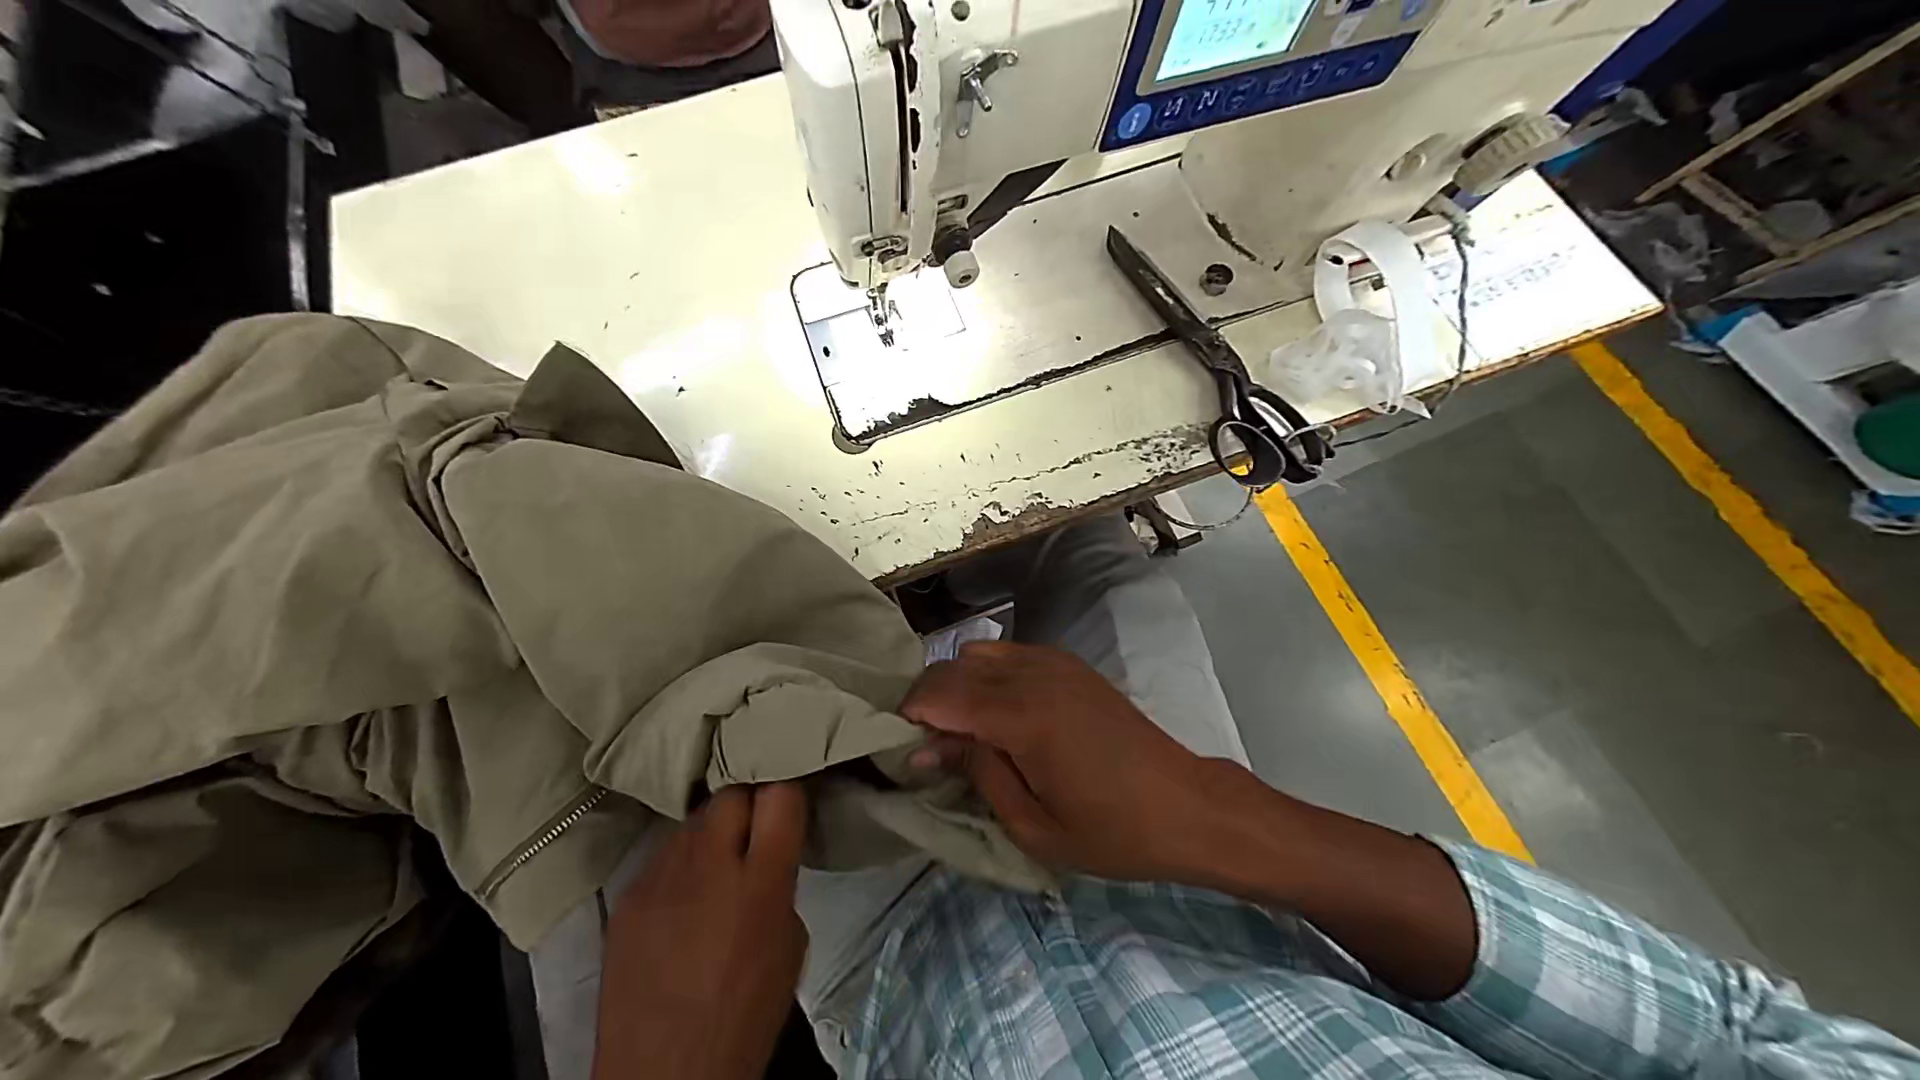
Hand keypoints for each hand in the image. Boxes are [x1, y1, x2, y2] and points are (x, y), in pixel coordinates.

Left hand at [592, 784, 808, 1079]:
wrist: (663, 1076)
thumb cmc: (745, 1013)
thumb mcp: (791, 943)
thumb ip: (781, 882)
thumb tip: (768, 853)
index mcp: (759, 880)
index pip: (780, 794)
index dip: (788, 790)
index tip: (791, 799)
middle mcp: (707, 864)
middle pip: (731, 794)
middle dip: (749, 801)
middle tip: (756, 827)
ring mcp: (659, 876)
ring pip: (694, 820)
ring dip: (713, 831)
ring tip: (717, 861)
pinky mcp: (627, 896)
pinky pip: (663, 856)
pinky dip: (681, 863)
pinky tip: (684, 894)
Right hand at [904, 642, 1476, 998]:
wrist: (1185, 805)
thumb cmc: (1110, 830)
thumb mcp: (1032, 824)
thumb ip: (976, 772)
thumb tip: (925, 746)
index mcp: (1021, 715)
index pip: (938, 695)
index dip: (908, 718)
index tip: (900, 751)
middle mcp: (1033, 674)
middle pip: (952, 667)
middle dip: (926, 700)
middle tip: (926, 747)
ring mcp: (1054, 663)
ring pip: (977, 652)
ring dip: (957, 684)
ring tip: (961, 730)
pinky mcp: (1070, 665)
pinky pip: (1009, 654)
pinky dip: (987, 675)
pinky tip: (998, 713)